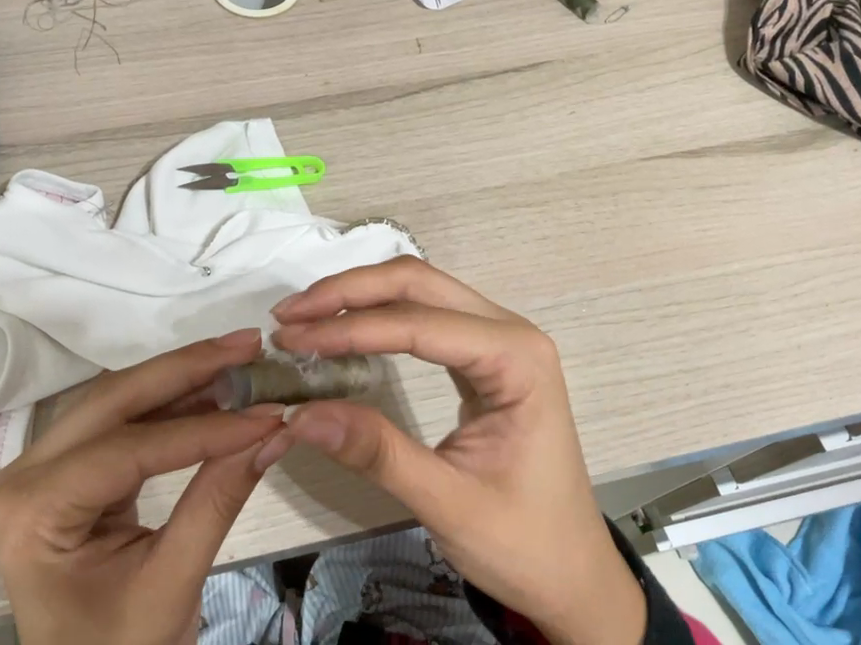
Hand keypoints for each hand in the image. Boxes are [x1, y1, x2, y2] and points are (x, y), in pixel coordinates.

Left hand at [0, 329, 289, 644]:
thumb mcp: (170, 587)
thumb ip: (216, 503)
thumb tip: (273, 433)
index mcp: (34, 508)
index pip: (127, 448)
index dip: (202, 428)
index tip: (265, 411)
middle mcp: (27, 472)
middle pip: (114, 401)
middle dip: (186, 368)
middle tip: (247, 344)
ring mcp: (44, 467)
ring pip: (118, 401)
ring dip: (181, 379)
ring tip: (240, 360)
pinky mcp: (68, 470)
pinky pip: (121, 424)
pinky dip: (171, 407)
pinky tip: (214, 394)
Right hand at [270, 257, 646, 644]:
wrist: (571, 576)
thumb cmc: (524, 543)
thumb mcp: (448, 504)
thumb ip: (377, 453)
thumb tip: (300, 414)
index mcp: (516, 360)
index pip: (418, 324)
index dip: (350, 327)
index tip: (291, 340)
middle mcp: (510, 332)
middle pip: (416, 284)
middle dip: (347, 293)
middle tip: (288, 317)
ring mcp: (496, 340)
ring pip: (417, 291)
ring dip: (357, 298)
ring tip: (303, 320)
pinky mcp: (481, 357)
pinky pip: (422, 317)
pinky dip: (375, 317)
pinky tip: (340, 333)